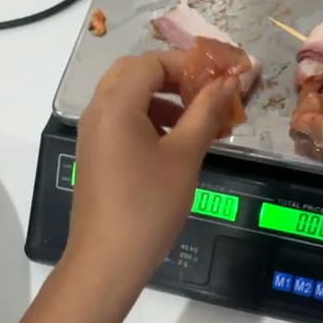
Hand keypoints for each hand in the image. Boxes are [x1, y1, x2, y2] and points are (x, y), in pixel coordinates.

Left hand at [63, 51, 237, 293]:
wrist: (108, 260)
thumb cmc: (150, 205)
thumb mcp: (185, 155)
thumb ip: (206, 112)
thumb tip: (230, 80)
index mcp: (116, 105)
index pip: (151, 62)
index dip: (186, 64)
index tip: (219, 78)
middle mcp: (97, 111)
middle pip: (133, 73)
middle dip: (171, 77)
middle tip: (204, 94)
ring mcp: (92, 133)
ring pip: (126, 97)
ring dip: (161, 99)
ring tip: (196, 122)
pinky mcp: (94, 154)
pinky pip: (120, 120)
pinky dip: (147, 119)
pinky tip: (174, 144)